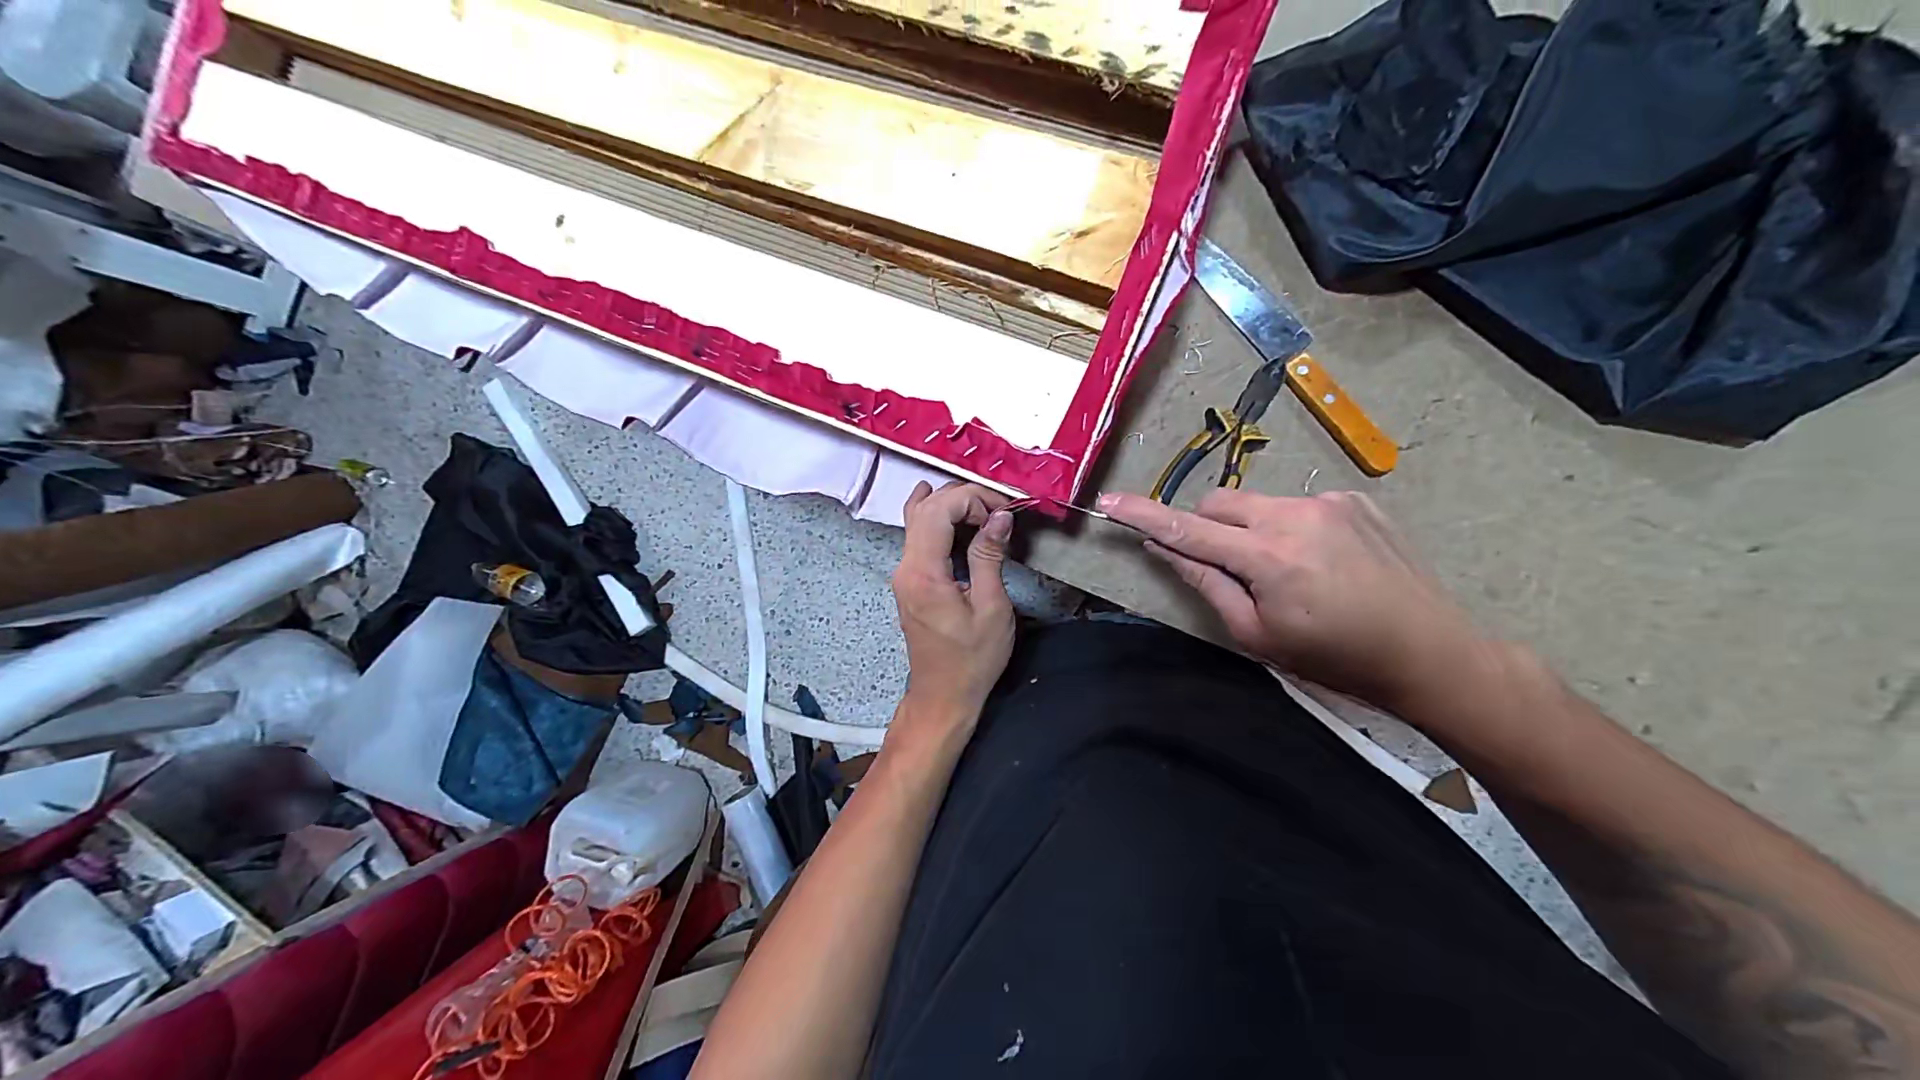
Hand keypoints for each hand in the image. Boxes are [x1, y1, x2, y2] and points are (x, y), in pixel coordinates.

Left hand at [891, 481, 1016, 727]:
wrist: (943, 694)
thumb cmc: (971, 660)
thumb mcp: (991, 608)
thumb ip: (990, 556)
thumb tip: (1000, 516)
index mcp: (923, 573)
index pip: (938, 509)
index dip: (972, 498)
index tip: (1004, 511)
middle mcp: (905, 567)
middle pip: (925, 507)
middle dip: (964, 497)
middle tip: (1000, 510)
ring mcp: (904, 573)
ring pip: (918, 517)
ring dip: (951, 504)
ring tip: (985, 509)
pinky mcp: (910, 579)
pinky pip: (919, 535)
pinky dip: (940, 519)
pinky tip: (957, 515)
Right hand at [1099, 489, 1489, 711]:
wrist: (1428, 651)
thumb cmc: (1335, 657)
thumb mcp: (1257, 635)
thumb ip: (1207, 583)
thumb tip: (1166, 548)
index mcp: (1269, 556)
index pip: (1188, 528)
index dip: (1144, 516)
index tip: (1110, 501)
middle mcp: (1296, 516)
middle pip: (1219, 503)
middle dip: (1206, 527)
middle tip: (1224, 569)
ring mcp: (1329, 502)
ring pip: (1257, 503)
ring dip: (1250, 530)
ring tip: (1284, 572)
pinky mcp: (1355, 500)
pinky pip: (1296, 504)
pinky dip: (1288, 527)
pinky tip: (1319, 561)